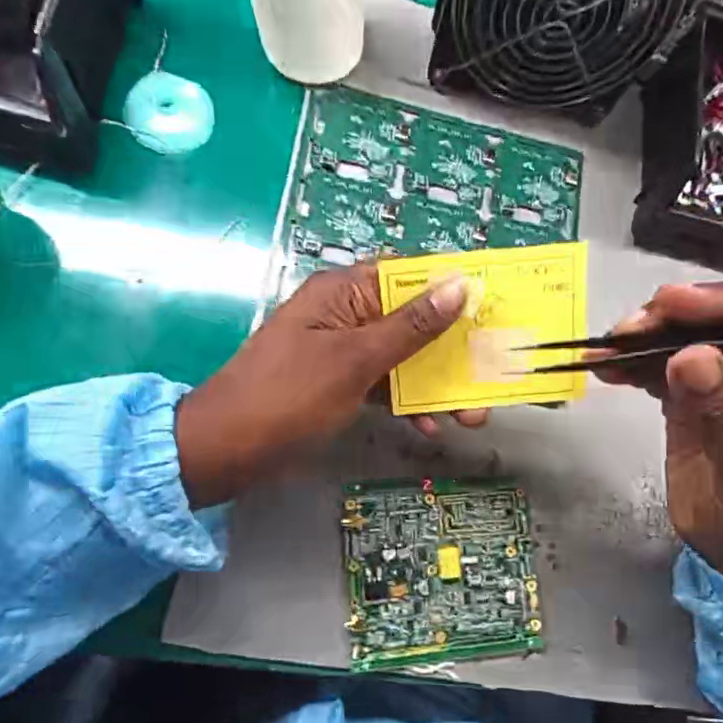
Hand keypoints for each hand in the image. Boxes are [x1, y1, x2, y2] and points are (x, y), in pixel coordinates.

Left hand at [176, 265, 486, 506]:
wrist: (226, 448)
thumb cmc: (288, 396)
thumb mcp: (354, 360)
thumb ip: (409, 326)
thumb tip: (459, 284)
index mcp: (342, 292)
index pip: (408, 275)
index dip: (453, 288)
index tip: (496, 307)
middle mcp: (343, 314)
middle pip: (411, 320)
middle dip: (452, 351)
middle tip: (491, 376)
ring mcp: (339, 352)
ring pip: (401, 358)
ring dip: (435, 385)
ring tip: (470, 415)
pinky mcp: (336, 385)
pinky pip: (382, 385)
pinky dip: (404, 404)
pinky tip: (426, 427)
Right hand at [598, 277, 722, 586]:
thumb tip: (689, 356)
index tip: (671, 302)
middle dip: (680, 315)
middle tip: (631, 327)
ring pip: (692, 333)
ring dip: (647, 334)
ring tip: (607, 347)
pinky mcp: (695, 392)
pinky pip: (663, 362)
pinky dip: (632, 361)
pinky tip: (605, 365)